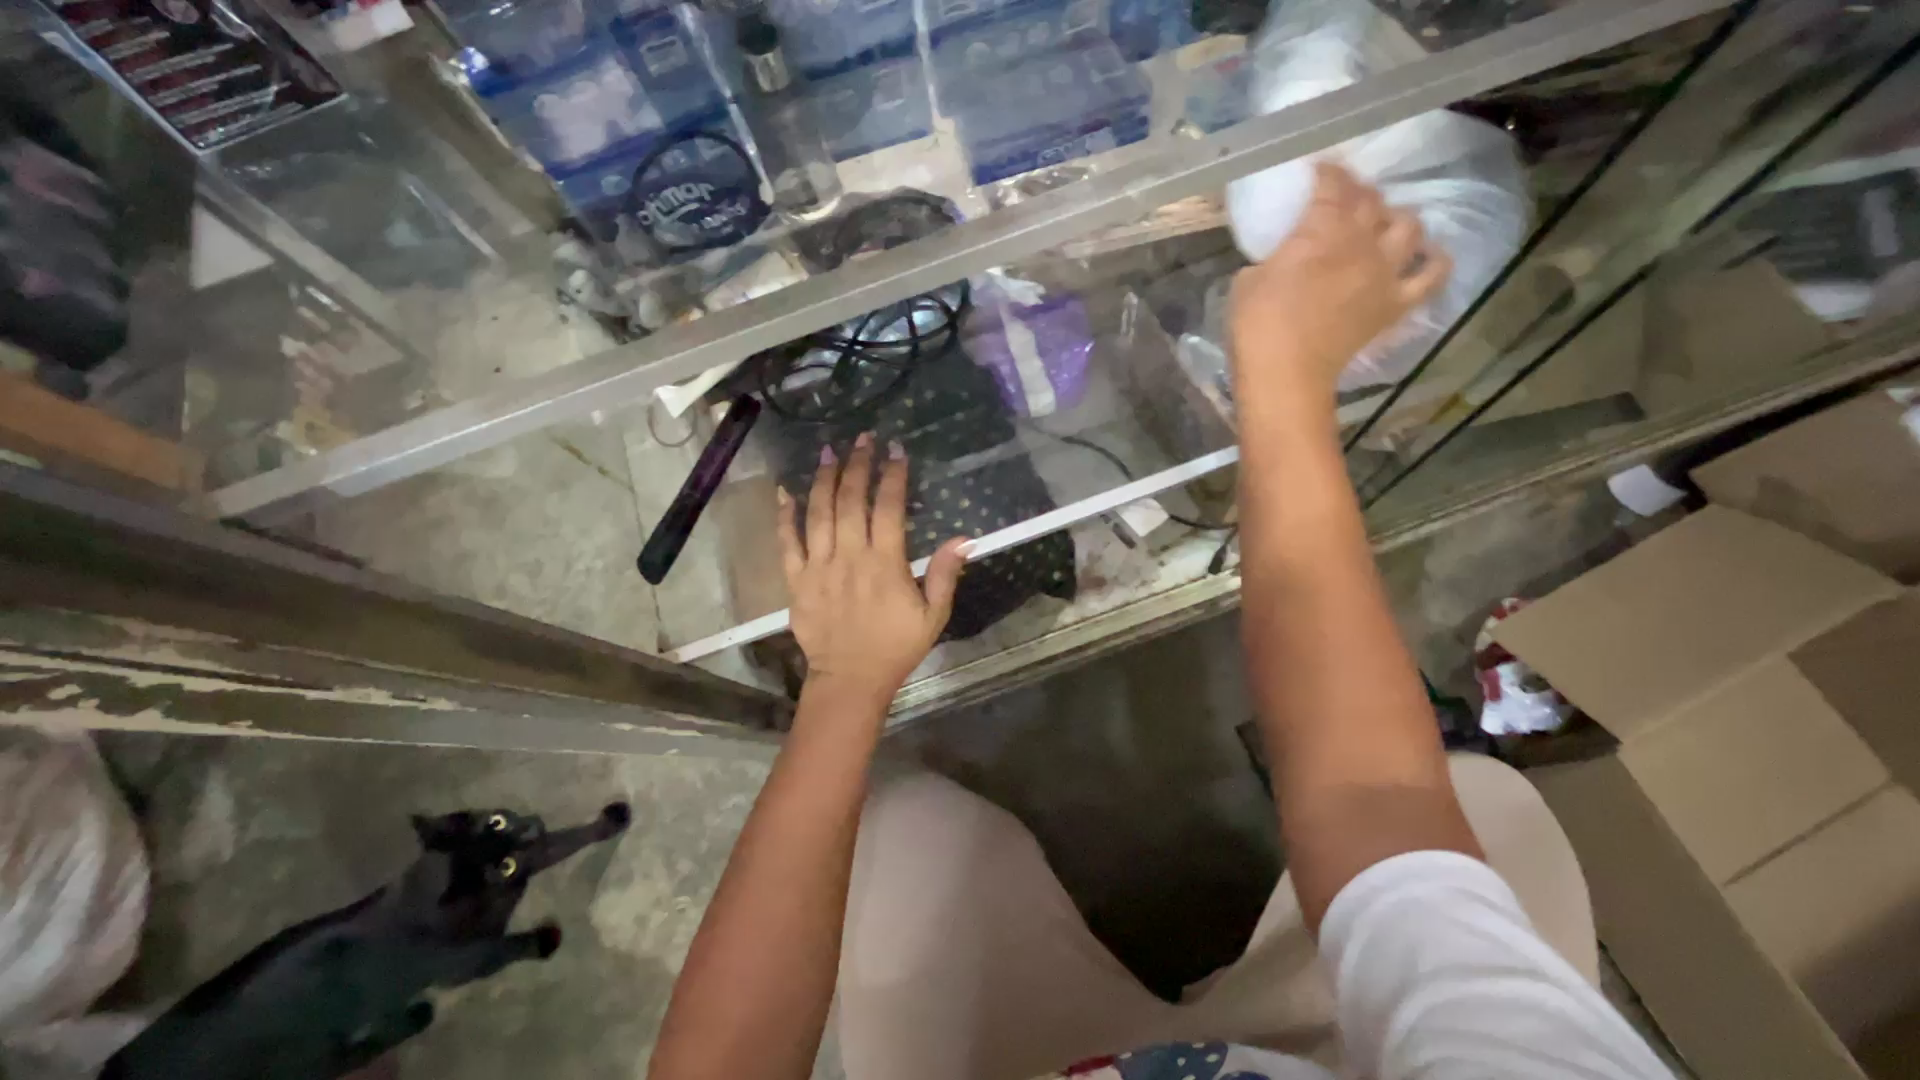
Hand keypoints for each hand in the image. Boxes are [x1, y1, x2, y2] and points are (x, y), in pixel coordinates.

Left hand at [777, 432, 967, 703]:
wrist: (851, 680)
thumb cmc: (896, 647)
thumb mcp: (933, 616)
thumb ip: (946, 575)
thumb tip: (964, 538)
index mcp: (885, 563)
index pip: (888, 507)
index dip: (892, 475)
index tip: (896, 450)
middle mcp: (849, 557)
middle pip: (850, 500)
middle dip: (857, 464)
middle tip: (862, 438)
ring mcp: (818, 567)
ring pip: (818, 513)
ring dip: (823, 478)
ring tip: (828, 450)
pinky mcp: (796, 581)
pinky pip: (787, 542)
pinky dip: (784, 515)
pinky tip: (784, 491)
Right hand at [1228, 162, 1450, 407]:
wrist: (1286, 373)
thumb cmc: (1257, 325)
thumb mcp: (1249, 279)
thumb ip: (1275, 258)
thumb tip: (1286, 258)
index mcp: (1321, 229)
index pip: (1333, 185)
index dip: (1329, 172)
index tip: (1319, 171)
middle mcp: (1362, 241)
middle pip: (1373, 201)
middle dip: (1360, 193)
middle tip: (1346, 199)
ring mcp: (1386, 272)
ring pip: (1410, 226)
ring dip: (1398, 219)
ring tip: (1384, 225)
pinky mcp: (1396, 304)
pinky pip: (1432, 275)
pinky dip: (1435, 260)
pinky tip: (1426, 255)